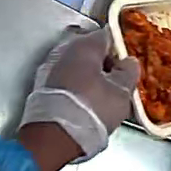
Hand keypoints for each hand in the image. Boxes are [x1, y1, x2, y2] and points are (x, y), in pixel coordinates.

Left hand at [20, 26, 139, 165]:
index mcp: (85, 45)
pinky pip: (64, 76)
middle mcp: (64, 49)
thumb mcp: (121, 93)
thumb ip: (128, 73)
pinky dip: (74, 84)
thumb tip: (129, 62)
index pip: (108, 35)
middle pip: (89, 48)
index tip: (128, 63)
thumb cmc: (91, 109)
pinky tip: (84, 100)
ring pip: (75, 63)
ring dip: (88, 73)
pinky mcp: (41, 84)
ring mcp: (49, 65)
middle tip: (116, 79)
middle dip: (103, 61)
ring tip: (101, 93)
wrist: (53, 135)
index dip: (121, 47)